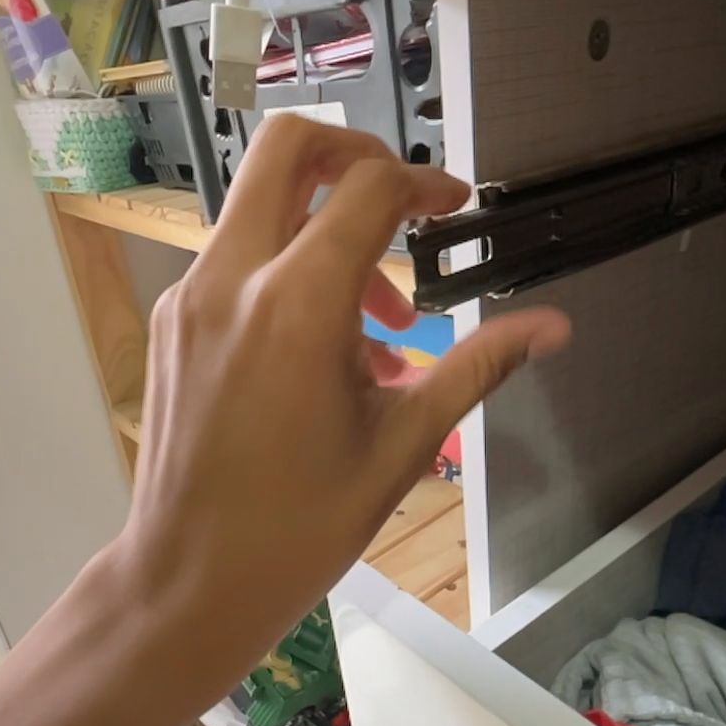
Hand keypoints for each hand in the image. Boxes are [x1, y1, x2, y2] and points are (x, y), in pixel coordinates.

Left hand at [114, 116, 569, 648]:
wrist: (190, 579)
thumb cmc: (302, 526)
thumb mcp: (403, 445)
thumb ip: (476, 367)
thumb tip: (552, 327)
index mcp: (297, 305)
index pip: (369, 189)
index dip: (425, 184)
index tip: (454, 210)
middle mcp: (233, 279)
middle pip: (288, 146)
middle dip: (355, 152)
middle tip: (401, 204)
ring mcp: (191, 297)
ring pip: (259, 204)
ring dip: (324, 227)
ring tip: (378, 325)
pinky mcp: (173, 323)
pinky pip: (236, 260)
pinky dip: (286, 271)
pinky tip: (322, 352)